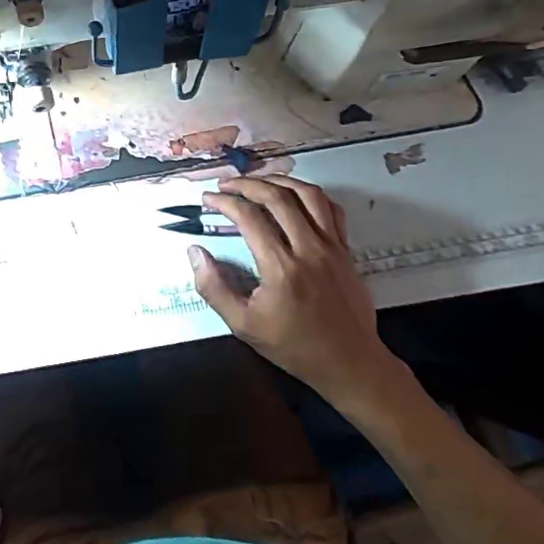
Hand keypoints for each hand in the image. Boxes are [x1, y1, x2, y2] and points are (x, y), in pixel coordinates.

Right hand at [190, 176, 408, 409]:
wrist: (348, 363)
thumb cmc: (294, 347)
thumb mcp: (244, 326)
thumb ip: (214, 288)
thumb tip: (195, 253)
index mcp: (281, 268)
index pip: (249, 218)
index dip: (225, 202)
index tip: (209, 199)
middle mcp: (308, 249)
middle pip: (277, 197)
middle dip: (247, 184)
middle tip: (227, 185)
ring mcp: (332, 246)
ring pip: (307, 194)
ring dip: (279, 180)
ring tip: (258, 181)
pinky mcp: (346, 248)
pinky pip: (331, 208)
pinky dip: (311, 194)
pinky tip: (295, 195)